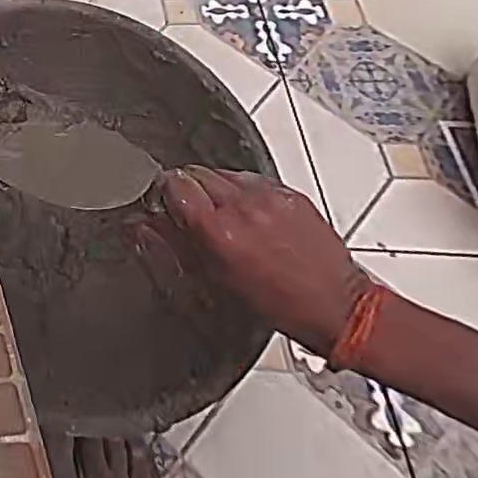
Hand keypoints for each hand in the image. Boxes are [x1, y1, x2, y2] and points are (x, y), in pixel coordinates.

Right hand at [134, 167, 372, 355]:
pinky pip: (253, 179)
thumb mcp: (212, 280)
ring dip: (214, 188)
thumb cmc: (277, 303)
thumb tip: (141, 225)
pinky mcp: (289, 193)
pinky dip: (243, 191)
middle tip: (193, 214)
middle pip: (196, 173)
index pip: (175, 184)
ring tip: (225, 218)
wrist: (336, 305)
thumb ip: (172, 244)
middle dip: (187, 189)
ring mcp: (269, 196)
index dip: (165, 192)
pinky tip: (250, 216)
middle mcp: (243, 206)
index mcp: (218, 230)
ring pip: (223, 172)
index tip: (164, 203)